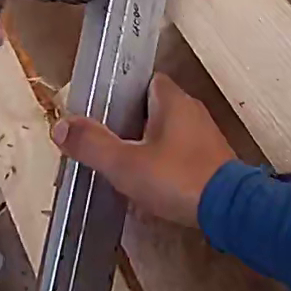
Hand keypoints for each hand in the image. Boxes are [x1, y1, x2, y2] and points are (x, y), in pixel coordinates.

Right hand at [51, 73, 237, 227]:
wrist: (229, 209)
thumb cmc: (176, 178)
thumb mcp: (125, 163)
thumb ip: (93, 144)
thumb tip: (61, 125)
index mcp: (174, 101)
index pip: (147, 81)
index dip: (123, 92)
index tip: (102, 110)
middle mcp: (193, 112)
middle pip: (154, 109)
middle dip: (129, 126)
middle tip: (105, 144)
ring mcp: (206, 137)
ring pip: (167, 135)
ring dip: (145, 148)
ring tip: (120, 168)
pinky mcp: (212, 160)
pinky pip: (180, 156)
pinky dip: (163, 166)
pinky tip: (148, 186)